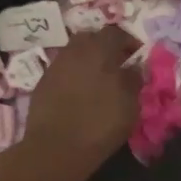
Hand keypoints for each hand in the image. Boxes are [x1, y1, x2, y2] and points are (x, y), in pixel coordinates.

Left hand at [24, 27, 140, 172]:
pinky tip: (80, 93)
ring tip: (98, 80)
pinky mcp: (42, 84)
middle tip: (116, 64)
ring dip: (88, 61)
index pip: (116, 32)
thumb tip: (135, 67)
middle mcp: (74, 51)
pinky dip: (74, 75)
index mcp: (99, 50)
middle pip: (91, 38)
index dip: (129, 41)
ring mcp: (55, 66)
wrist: (55, 148)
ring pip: (74, 53)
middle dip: (105, 46)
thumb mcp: (130, 104)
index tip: (137, 56)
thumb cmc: (100, 124)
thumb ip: (134, 79)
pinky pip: (63, 70)